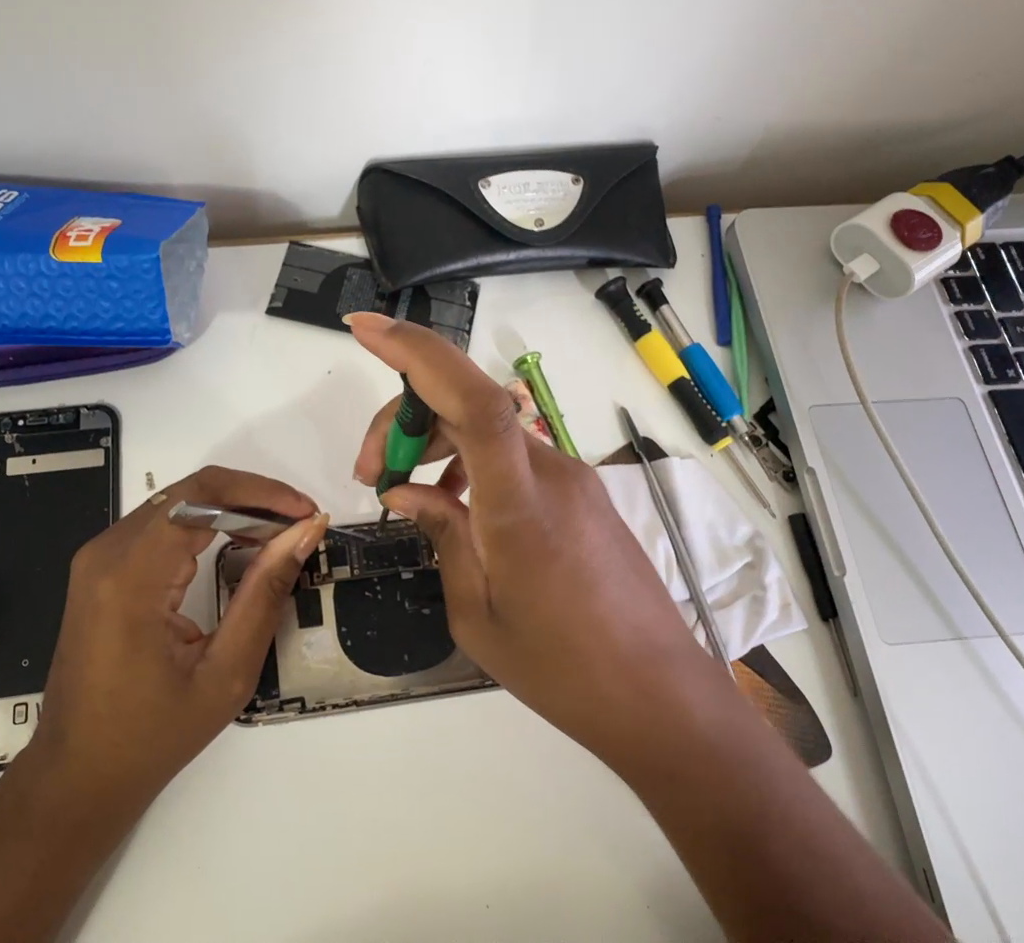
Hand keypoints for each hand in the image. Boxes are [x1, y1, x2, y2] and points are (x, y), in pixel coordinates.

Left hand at [29, 467, 327, 808]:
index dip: (261, 493)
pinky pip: (159, 528)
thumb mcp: (225, 672)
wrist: (78, 775)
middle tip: (298, 527)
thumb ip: (266, 593)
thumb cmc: (152, 736)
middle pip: (188, 494)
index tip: (305, 514)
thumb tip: (305, 532)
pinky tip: (238, 549)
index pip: (201, 497)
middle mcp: (106, 555)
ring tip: (278, 538)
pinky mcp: (100, 572)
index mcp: (130, 577)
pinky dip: (204, 528)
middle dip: (251, 500)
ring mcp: (97, 561)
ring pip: (175, 505)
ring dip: (230, 511)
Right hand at [347, 313, 724, 773]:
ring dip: (437, 443)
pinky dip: (471, 464)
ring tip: (400, 493)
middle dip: (406, 419)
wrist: (658, 695)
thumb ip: (442, 535)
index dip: (417, 352)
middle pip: (469, 405)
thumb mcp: (477, 611)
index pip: (473, 398)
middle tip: (369, 473)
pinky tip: (449, 504)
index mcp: (520, 502)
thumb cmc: (561, 668)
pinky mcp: (583, 495)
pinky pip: (514, 458)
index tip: (365, 328)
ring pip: (490, 429)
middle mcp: (551, 472)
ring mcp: (573, 479)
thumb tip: (405, 491)